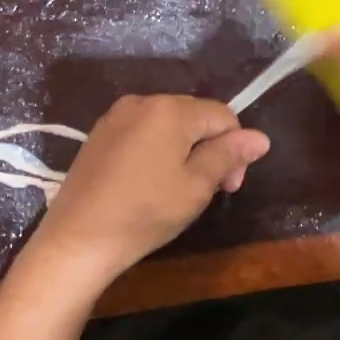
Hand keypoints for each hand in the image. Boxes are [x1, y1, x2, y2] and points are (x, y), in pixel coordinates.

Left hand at [29, 95, 269, 281]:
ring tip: (178, 190)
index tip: (230, 186)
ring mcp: (115, 117)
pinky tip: (149, 184)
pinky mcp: (98, 135)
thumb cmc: (145, 213)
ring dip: (183, 150)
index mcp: (170, 109)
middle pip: (194, 115)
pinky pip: (141, 133)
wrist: (79, 237)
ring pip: (167, 125)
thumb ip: (227, 156)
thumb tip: (260, 137)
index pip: (222, 115)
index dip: (236, 148)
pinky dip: (156, 151)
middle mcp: (141, 102)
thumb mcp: (195, 187)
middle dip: (210, 147)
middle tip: (209, 191)